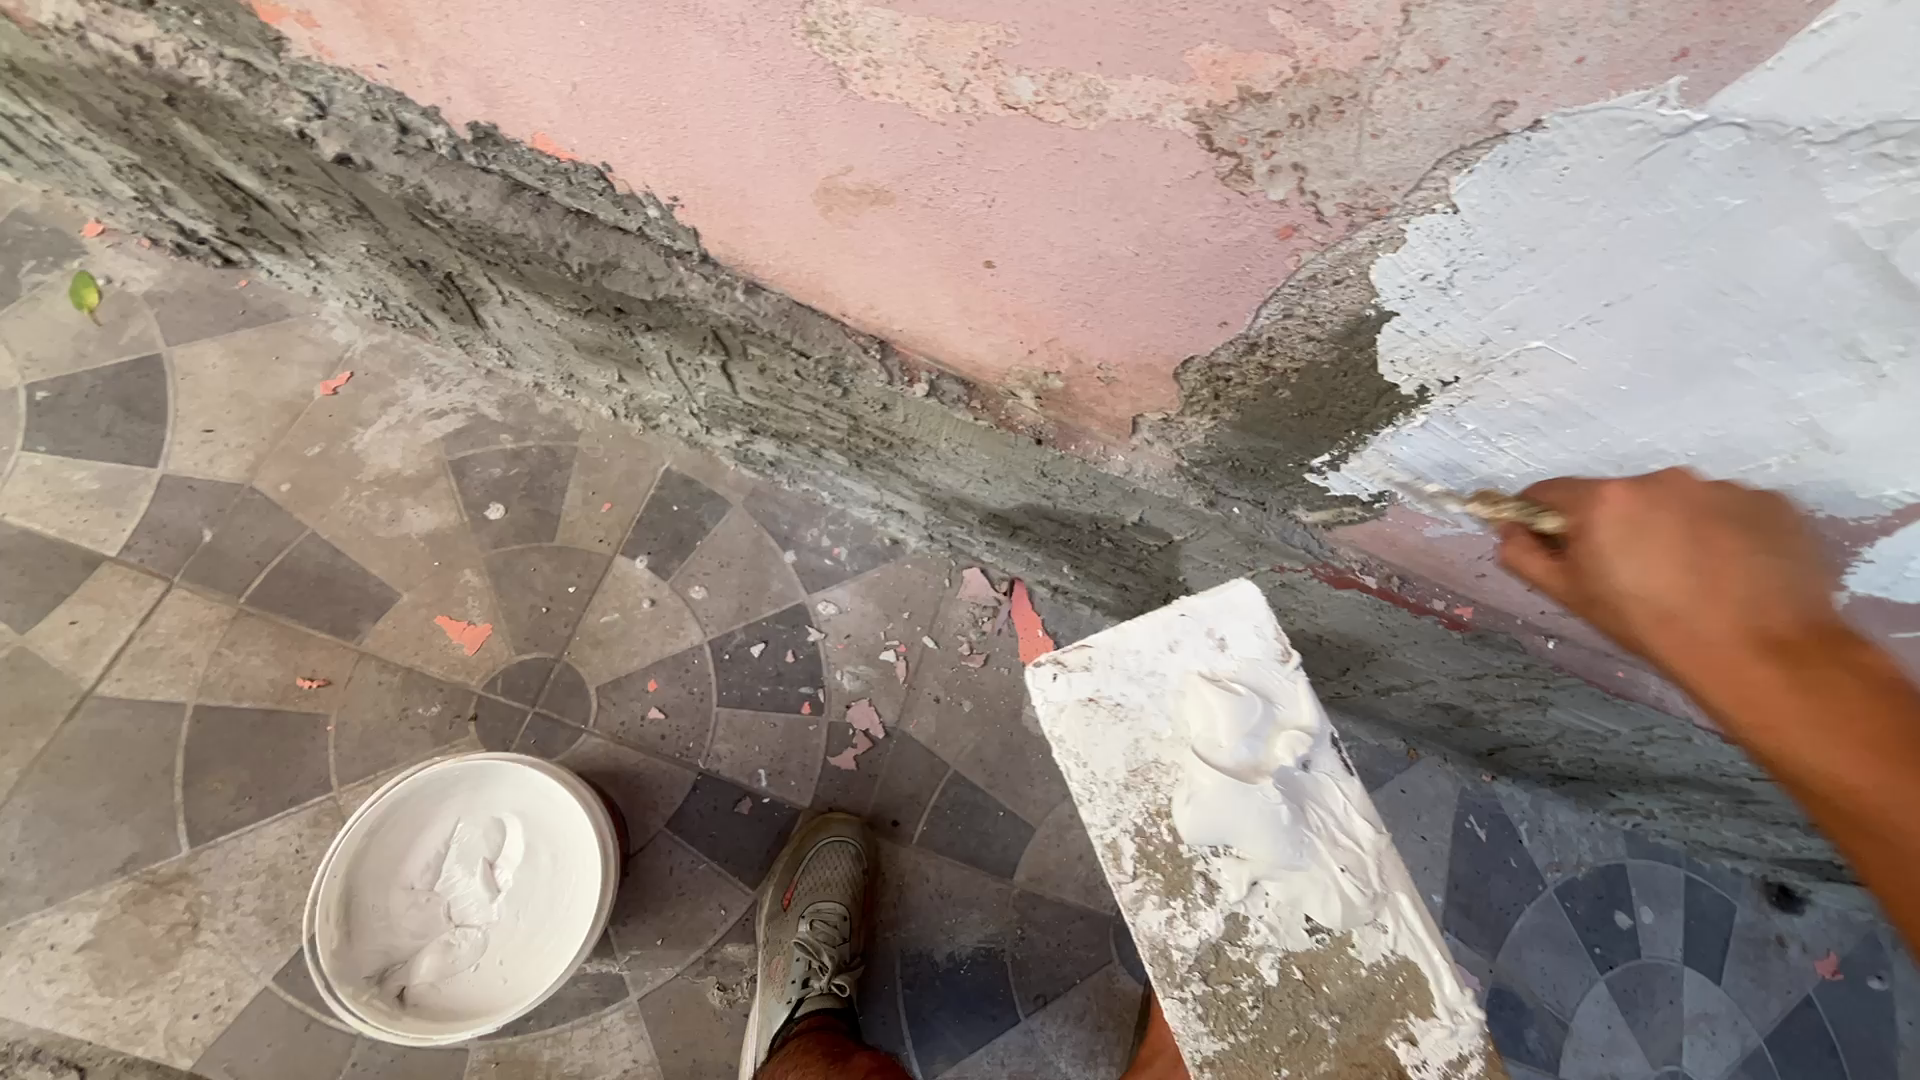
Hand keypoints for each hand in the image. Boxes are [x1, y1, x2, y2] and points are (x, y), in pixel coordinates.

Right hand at [1497, 468, 1843, 679]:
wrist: (1761, 651)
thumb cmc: (1646, 622)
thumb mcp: (1565, 594)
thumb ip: (1521, 554)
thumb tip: (1509, 528)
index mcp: (1603, 499)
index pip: (1547, 492)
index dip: (1539, 518)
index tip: (1552, 546)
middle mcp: (1660, 479)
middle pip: (1614, 496)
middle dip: (1611, 524)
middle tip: (1625, 570)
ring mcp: (1722, 488)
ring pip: (1671, 502)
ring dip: (1665, 526)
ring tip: (1683, 572)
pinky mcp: (1771, 502)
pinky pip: (1724, 509)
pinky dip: (1716, 531)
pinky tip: (1725, 568)